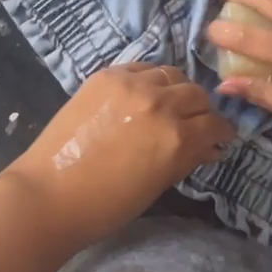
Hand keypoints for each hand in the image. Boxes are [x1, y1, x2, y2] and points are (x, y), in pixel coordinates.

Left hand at [2, 63, 234, 246]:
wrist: (51, 193)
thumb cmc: (107, 204)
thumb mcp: (157, 185)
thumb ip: (188, 159)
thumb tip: (212, 146)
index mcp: (176, 138)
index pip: (214, 123)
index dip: (220, 131)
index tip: (219, 135)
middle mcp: (160, 103)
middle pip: (196, 93)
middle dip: (200, 109)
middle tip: (193, 122)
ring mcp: (132, 84)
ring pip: (171, 74)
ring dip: (176, 89)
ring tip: (167, 104)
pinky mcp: (108, 74)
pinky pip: (141, 67)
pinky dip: (149, 79)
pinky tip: (142, 93)